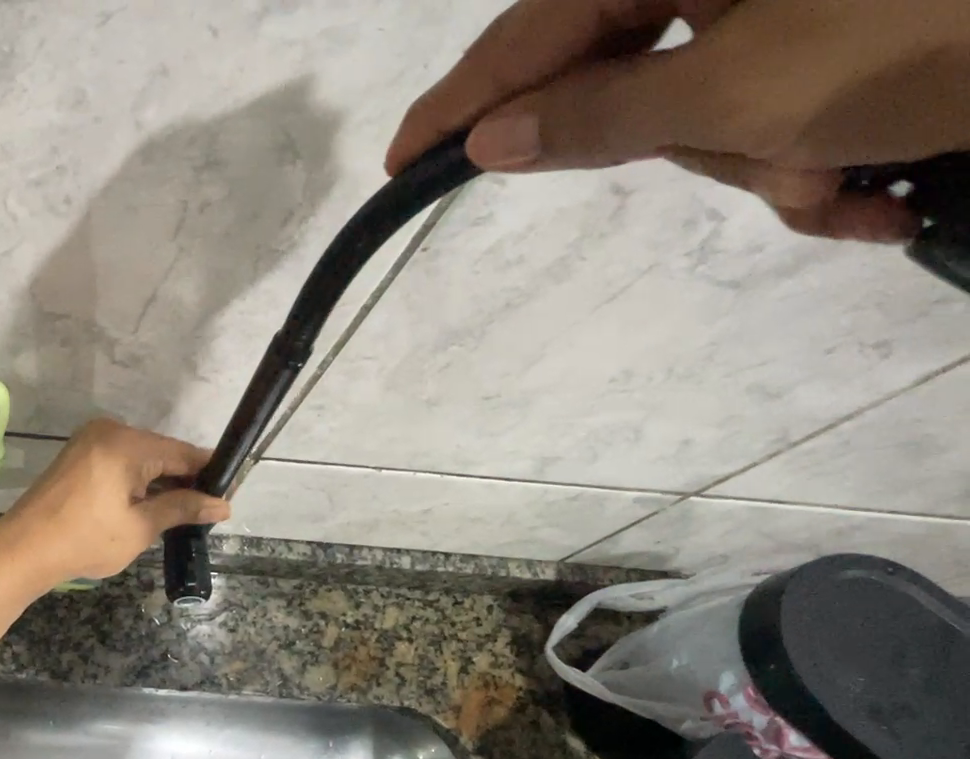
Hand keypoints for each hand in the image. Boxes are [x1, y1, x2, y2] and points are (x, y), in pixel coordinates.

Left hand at [0, 418, 229, 587]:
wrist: (23, 550)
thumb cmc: (85, 540)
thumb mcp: (140, 526)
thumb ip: (182, 508)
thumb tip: (222, 504)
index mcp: (127, 443)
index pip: (183, 453)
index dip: (209, 474)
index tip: (229, 494)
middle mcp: (109, 431)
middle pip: (162, 453)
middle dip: (183, 480)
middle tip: (206, 513)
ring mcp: (89, 441)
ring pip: (140, 459)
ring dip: (159, 483)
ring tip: (179, 515)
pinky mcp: (78, 456)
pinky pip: (119, 462)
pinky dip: (136, 482)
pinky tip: (147, 507)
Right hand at [386, 0, 969, 240]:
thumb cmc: (932, 29)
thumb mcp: (744, 89)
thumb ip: (595, 116)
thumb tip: (485, 143)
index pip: (523, 37)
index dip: (456, 110)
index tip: (395, 169)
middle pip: (626, 79)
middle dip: (686, 152)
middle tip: (770, 178)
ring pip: (706, 107)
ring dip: (767, 167)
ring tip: (853, 187)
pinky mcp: (834, 20)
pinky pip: (773, 103)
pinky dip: (815, 159)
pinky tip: (877, 185)